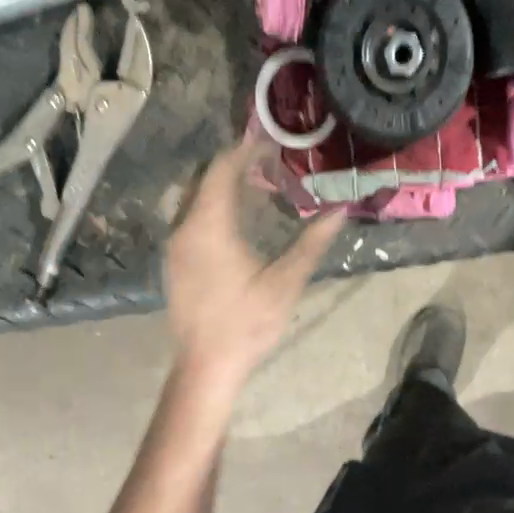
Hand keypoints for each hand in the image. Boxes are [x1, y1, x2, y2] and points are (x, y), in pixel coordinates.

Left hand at [165, 140, 344, 385]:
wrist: (206, 366)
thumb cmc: (246, 325)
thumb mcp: (285, 284)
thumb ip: (311, 244)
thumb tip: (339, 212)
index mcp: (209, 224)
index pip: (223, 169)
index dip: (247, 151)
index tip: (271, 144)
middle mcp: (183, 227)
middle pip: (203, 180)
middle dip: (233, 168)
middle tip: (266, 168)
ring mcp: (174, 248)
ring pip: (193, 201)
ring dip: (220, 191)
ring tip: (253, 193)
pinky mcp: (174, 266)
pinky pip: (189, 223)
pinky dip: (210, 212)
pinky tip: (233, 228)